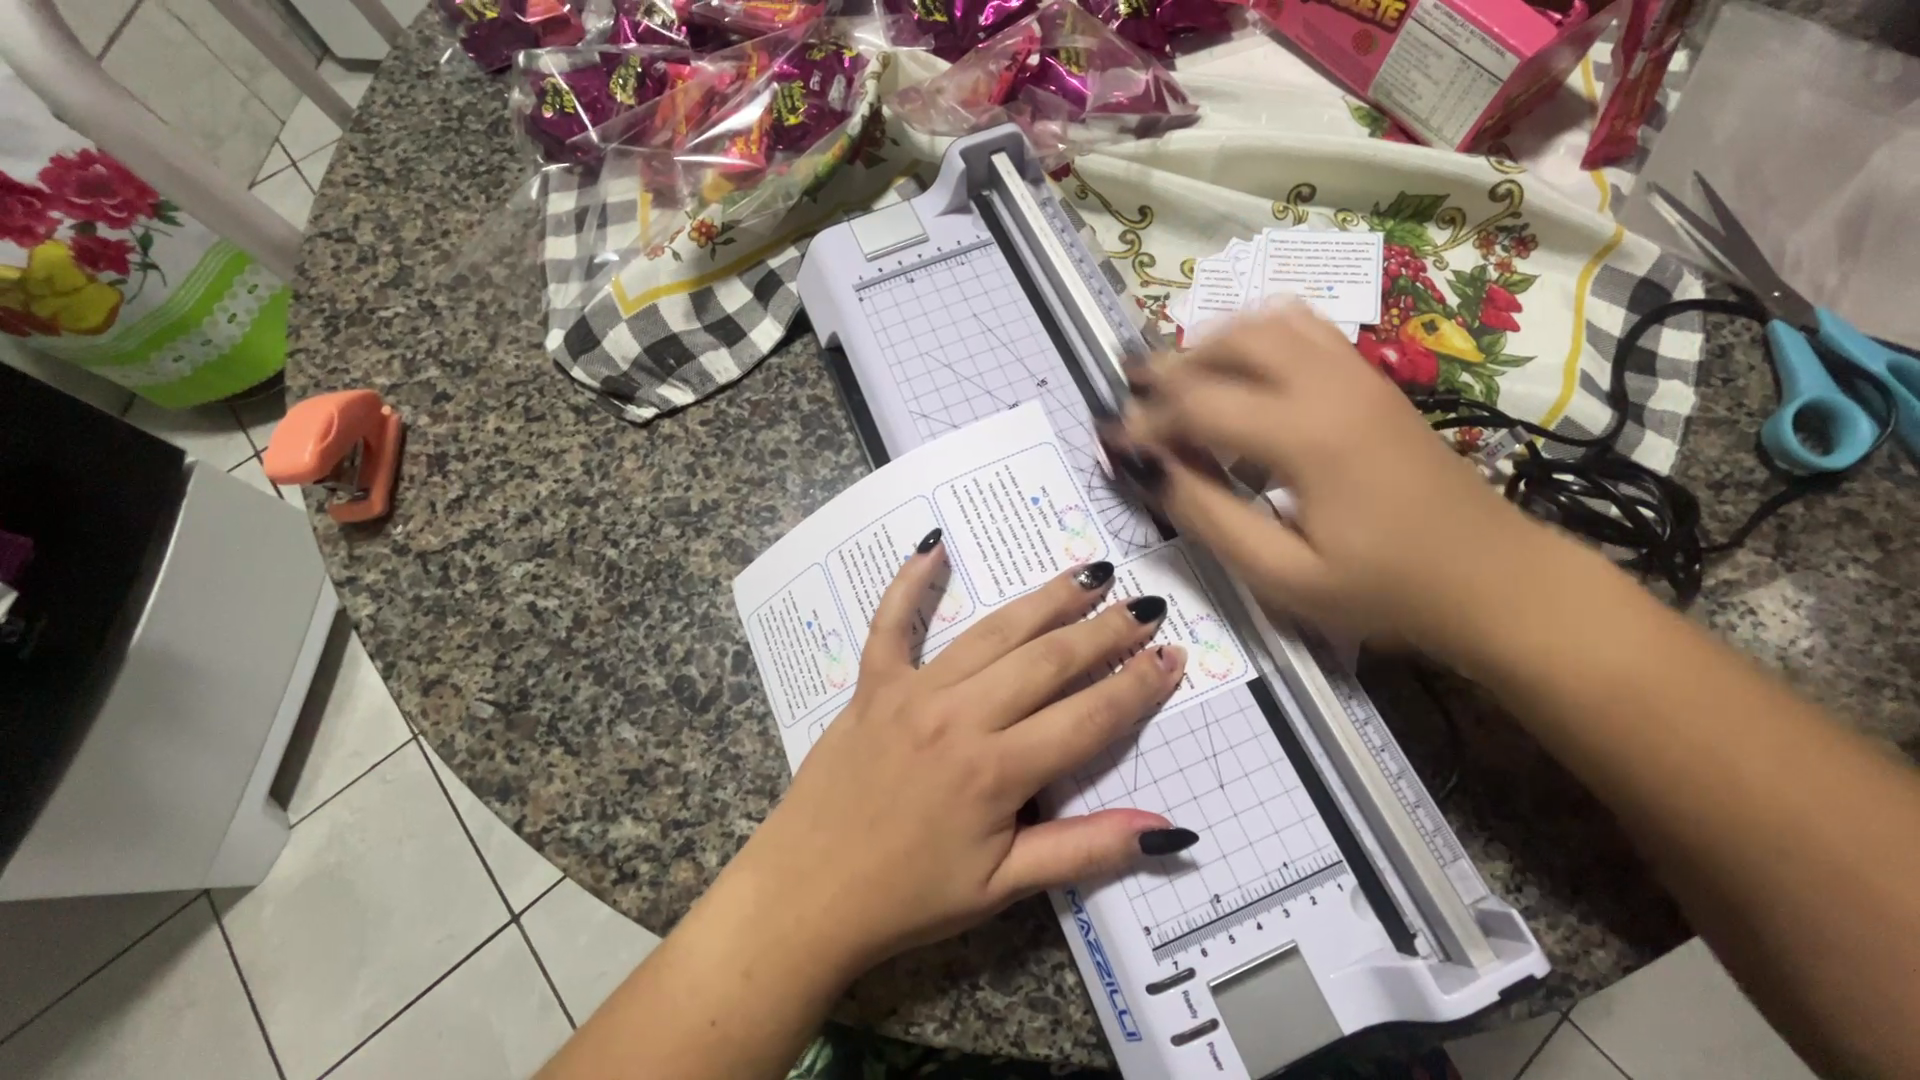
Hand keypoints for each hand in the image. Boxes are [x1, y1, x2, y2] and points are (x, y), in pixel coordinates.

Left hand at [729, 534, 1193, 973]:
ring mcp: (912, 692)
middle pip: (1048, 661)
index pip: (1088, 717)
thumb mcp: (1003, 888)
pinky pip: (893, 623)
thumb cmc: (909, 898)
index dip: (1136, 686)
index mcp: (996, 771)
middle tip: (1145, 603)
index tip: (1172, 655)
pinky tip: (934, 544)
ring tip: (1088, 573)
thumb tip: (1168, 832)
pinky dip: (912, 582)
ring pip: (992, 633)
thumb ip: (1086, 851)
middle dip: (1105, 631)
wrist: (806, 896)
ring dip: (1045, 601)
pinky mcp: (871, 685)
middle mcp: (959, 717)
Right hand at [1111, 305, 1552, 665]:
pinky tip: (1240, 373)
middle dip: (1167, 369)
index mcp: (1304, 435)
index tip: (1109, 445)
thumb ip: (1207, 516)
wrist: (1493, 580)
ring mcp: (1356, 373)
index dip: (1143, 422)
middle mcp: (1328, 384)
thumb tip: (1146, 469)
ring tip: (1177, 385)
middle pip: (1226, 344)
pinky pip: (1302, 328)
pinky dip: (1255, 337)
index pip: (1196, 405)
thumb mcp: (1281, 575)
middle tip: (1132, 404)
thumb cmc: (1383, 590)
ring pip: (1264, 323)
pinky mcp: (1372, 379)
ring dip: (1210, 344)